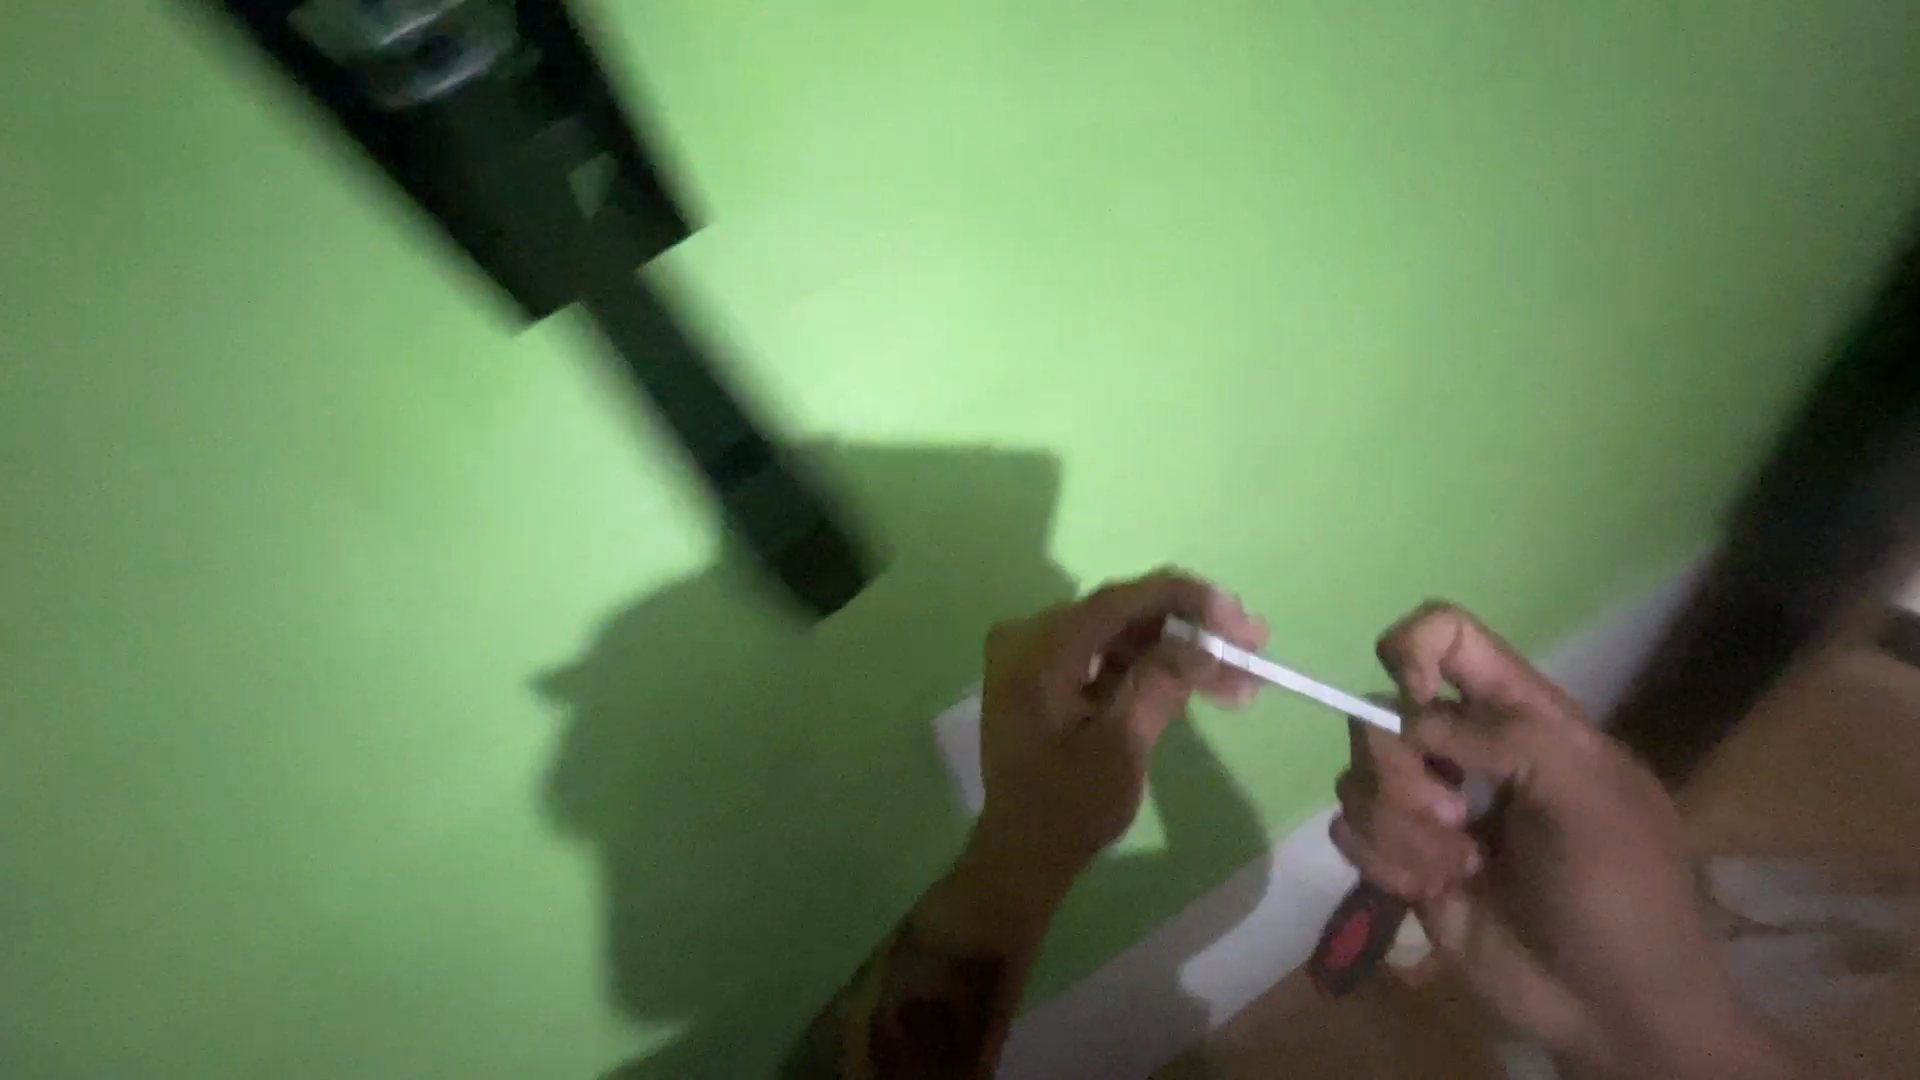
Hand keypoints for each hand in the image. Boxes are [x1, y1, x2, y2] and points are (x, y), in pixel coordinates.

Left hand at [971, 570, 1267, 895]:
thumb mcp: (1119, 747)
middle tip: (1253, 643)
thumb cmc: (1066, 807)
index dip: (1183, 600)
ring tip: (1243, 675)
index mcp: (1038, 649)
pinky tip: (1205, 683)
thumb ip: (1158, 685)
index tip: (1238, 616)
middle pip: (1122, 615)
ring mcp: (1037, 653)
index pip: (1117, 601)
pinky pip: (1107, 655)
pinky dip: (1152, 668)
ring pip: (1121, 635)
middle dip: (1190, 629)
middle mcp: (1030, 636)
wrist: (1022, 851)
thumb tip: (1204, 644)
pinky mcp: (1050, 673)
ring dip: (1179, 651)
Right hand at [1333, 603, 1789, 1078]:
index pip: (1445, 634)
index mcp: (1514, 715)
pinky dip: (1387, 861)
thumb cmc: (1620, 893)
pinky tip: (1434, 889)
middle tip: (1456, 815)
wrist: (1609, 1007)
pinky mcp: (1398, 852)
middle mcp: (1458, 747)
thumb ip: (1507, 736)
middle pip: (1377, 712)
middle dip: (1404, 772)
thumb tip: (1410, 725)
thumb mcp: (1591, 797)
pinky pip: (1348, 830)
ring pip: (1356, 775)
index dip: (1411, 648)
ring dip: (1402, 829)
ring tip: (1458, 866)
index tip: (1413, 697)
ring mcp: (1423, 801)